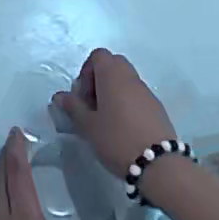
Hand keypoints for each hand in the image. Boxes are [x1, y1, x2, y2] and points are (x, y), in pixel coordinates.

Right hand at [52, 48, 177, 176]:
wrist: (158, 163)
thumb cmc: (116, 138)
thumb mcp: (88, 125)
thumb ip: (73, 107)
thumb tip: (60, 95)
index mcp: (113, 75)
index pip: (98, 55)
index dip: (86, 72)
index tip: (82, 96)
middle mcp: (131, 77)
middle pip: (113, 65)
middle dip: (98, 81)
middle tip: (91, 106)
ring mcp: (147, 91)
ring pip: (125, 81)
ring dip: (112, 94)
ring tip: (105, 121)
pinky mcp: (157, 107)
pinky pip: (136, 96)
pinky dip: (126, 104)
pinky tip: (122, 129)